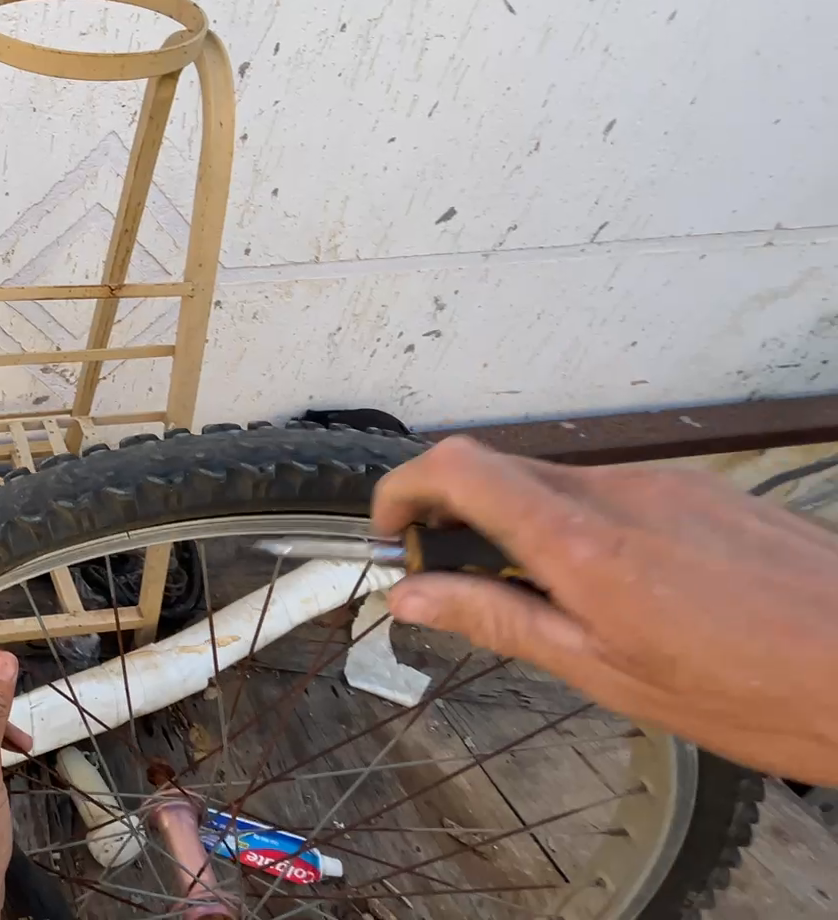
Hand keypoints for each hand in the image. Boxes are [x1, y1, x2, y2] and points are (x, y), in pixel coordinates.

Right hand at [374, 435, 837, 782]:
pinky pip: (602, 489)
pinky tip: (613, 579)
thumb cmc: (768, 693)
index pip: (454, 468)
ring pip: (545, 480)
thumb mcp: (607, 672)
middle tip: (455, 572)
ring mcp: (663, 482)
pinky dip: (569, 521)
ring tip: (546, 590)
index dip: (401, 488)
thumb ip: (495, 619)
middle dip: (449, 510)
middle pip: (490, 468)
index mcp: (580, 539)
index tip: (392, 533)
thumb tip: (408, 597)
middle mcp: (614, 491)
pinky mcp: (700, 489)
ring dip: (512, 520)